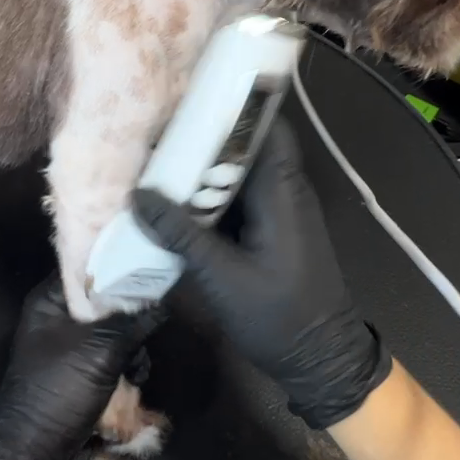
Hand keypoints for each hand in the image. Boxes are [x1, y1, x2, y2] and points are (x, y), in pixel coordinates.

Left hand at [0, 278, 161, 459]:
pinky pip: (106, 353)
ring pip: (110, 329)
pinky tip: (132, 381)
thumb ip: (133, 320)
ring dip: (129, 348)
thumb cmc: (59, 392)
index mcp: (50, 298)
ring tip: (135, 370)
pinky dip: (121, 365)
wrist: (30, 452)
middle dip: (129, 319)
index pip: (88, 264)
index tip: (151, 273)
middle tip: (142, 337)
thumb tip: (162, 300)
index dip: (119, 266)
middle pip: (104, 299)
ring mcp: (64, 343)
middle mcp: (55, 314)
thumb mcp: (101, 351)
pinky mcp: (75, 368)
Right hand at [132, 121, 389, 427]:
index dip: (230, 106)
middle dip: (204, 136)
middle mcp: (283, 190)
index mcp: (281, 190)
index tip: (188, 97)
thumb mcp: (221, 276)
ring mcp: (278, 210)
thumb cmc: (279, 316)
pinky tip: (175, 198)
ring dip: (203, 168)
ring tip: (157, 156)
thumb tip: (137, 195)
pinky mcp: (270, 229)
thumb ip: (180, 233)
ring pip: (238, 173)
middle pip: (244, 145)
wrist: (322, 362)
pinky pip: (238, 199)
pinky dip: (210, 195)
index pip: (264, 125)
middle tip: (157, 129)